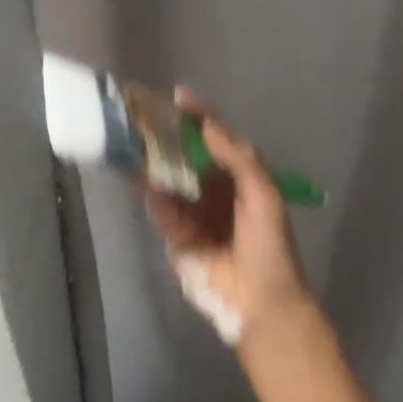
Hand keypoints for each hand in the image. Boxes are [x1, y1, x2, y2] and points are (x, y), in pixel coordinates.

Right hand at [143, 87, 309, 345]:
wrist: (261, 305)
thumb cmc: (270, 249)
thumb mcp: (265, 198)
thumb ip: (240, 160)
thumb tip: (209, 127)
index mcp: (244, 180)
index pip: (219, 141)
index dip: (201, 118)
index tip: (179, 96)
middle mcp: (217, 193)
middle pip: (189, 158)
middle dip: (169, 139)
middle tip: (144, 118)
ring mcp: (196, 215)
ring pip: (170, 182)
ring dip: (154, 164)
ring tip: (132, 142)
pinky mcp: (178, 238)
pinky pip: (161, 210)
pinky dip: (150, 195)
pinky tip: (138, 178)